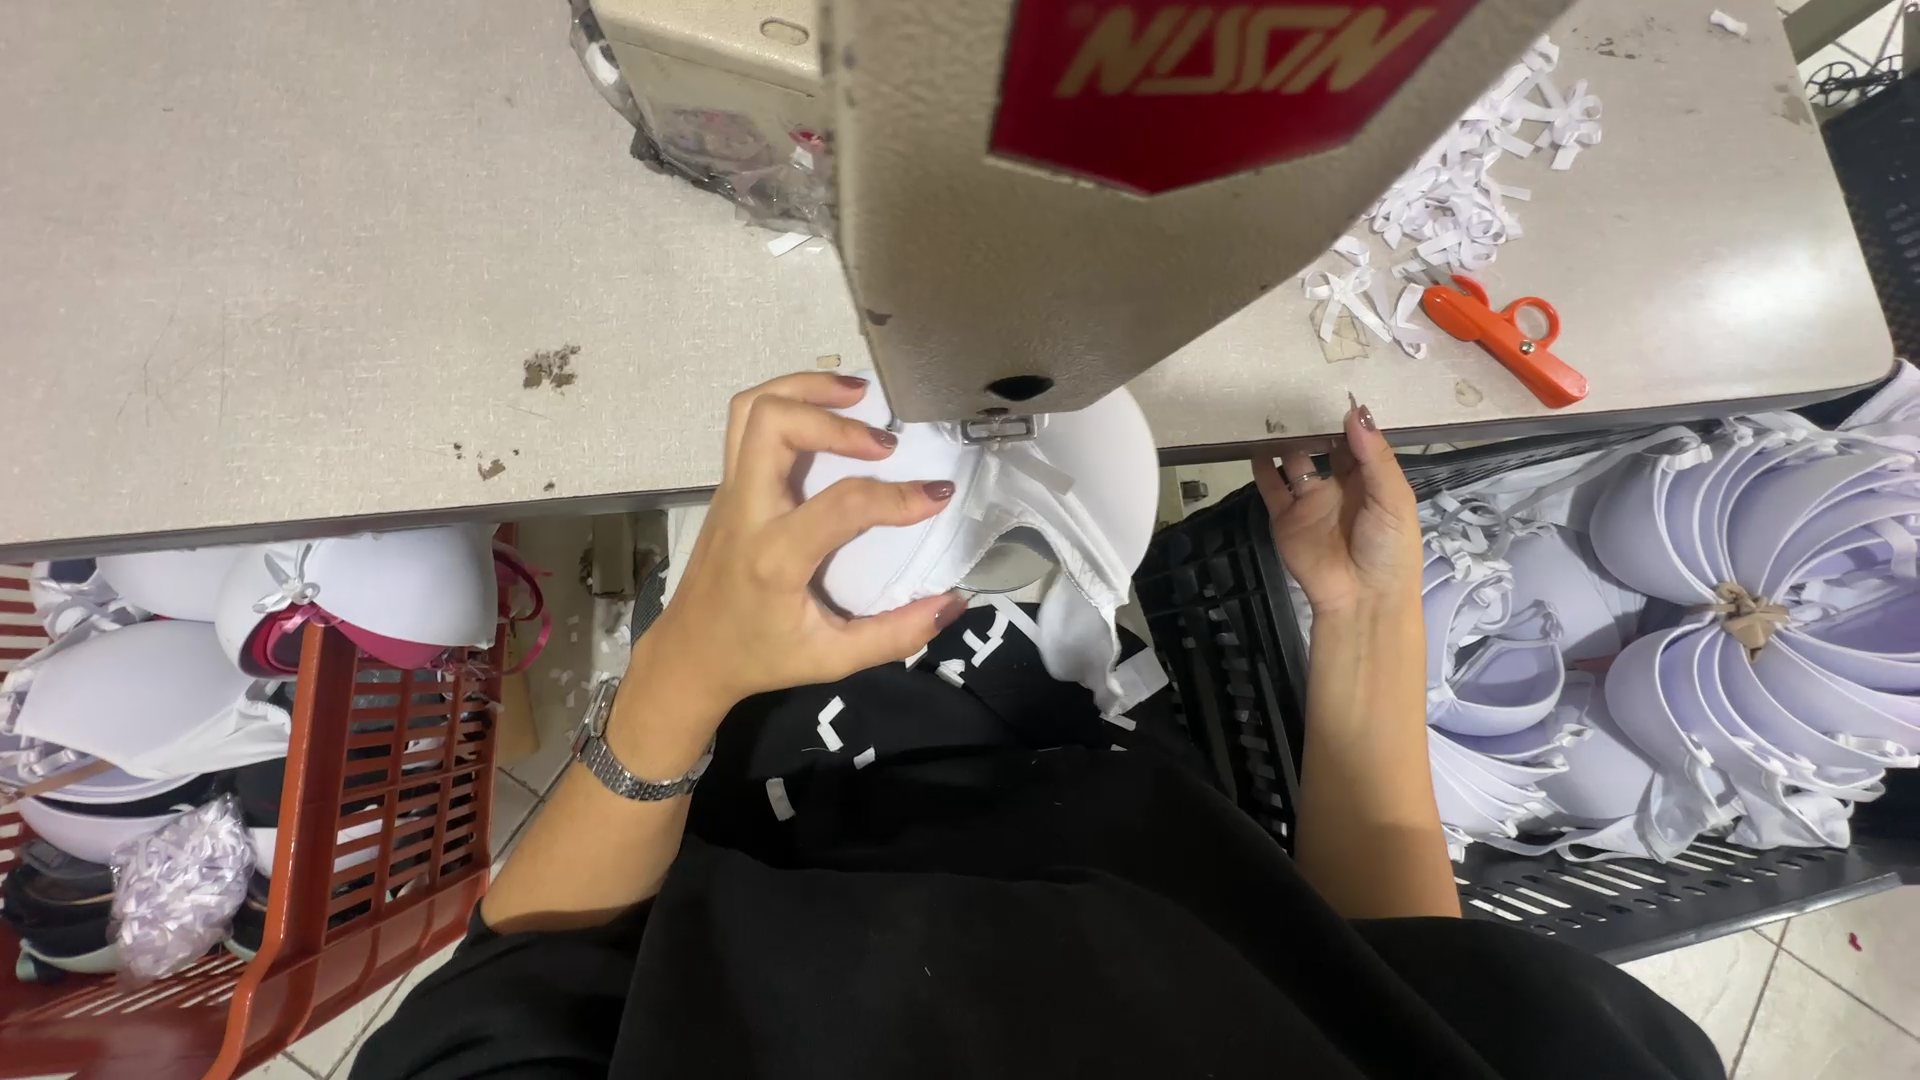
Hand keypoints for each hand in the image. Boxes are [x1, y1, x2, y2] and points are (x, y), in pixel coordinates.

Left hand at [639, 372, 967, 717]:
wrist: (690, 654)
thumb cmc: (761, 657)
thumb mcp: (833, 660)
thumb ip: (896, 635)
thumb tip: (954, 601)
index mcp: (774, 557)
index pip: (841, 505)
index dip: (897, 497)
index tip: (937, 495)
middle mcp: (746, 511)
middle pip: (772, 424)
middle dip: (834, 417)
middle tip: (884, 439)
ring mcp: (730, 492)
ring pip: (750, 408)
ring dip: (804, 389)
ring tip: (855, 396)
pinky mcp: (728, 486)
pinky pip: (749, 424)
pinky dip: (790, 403)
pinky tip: (828, 417)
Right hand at [1252, 400, 1421, 618]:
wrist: (1360, 596)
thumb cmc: (1389, 547)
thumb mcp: (1394, 498)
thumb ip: (1374, 457)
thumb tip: (1357, 414)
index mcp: (1370, 481)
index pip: (1357, 444)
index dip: (1348, 423)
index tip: (1335, 394)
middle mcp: (1338, 487)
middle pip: (1322, 450)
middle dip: (1312, 428)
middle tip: (1298, 399)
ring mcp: (1309, 502)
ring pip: (1294, 464)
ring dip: (1285, 443)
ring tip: (1273, 417)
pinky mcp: (1285, 518)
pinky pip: (1271, 488)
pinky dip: (1261, 469)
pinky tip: (1254, 447)